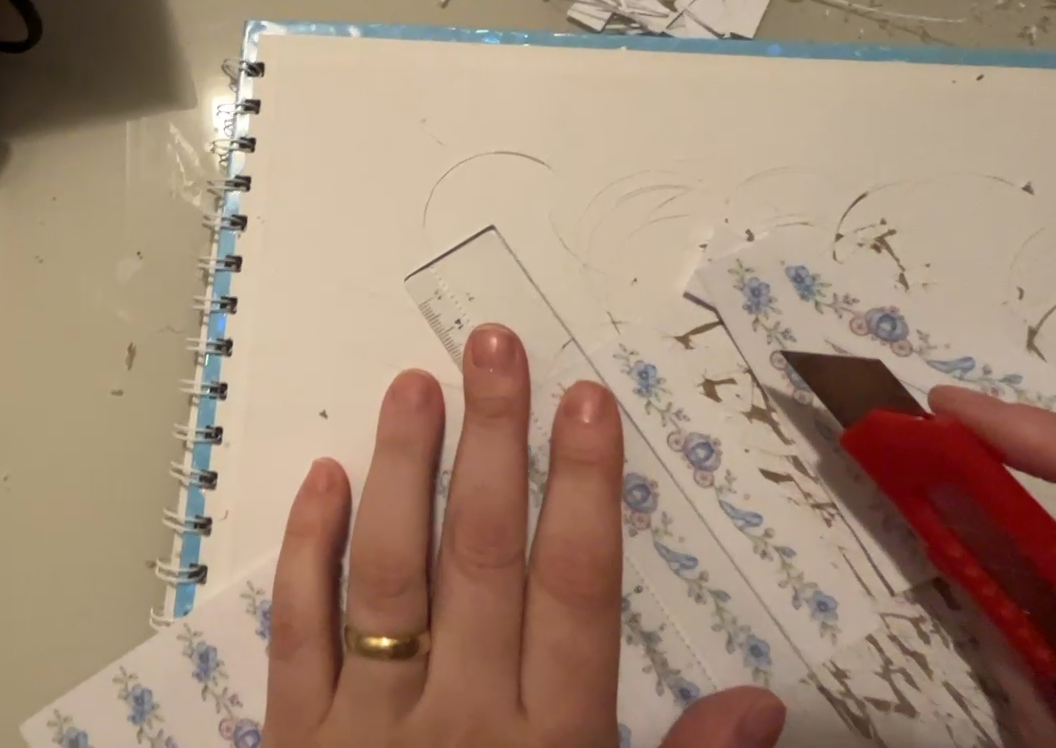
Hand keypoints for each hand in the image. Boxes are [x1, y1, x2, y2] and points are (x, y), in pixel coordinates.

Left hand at [265, 324, 786, 747]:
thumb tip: (761, 702)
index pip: (576, 590)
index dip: (585, 488)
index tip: (585, 398)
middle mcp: (460, 719)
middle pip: (480, 554)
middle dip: (494, 442)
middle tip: (493, 346)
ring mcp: (365, 722)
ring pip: (386, 569)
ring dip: (400, 469)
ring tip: (414, 383)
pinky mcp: (293, 733)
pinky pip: (297, 628)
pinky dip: (307, 548)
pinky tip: (322, 475)